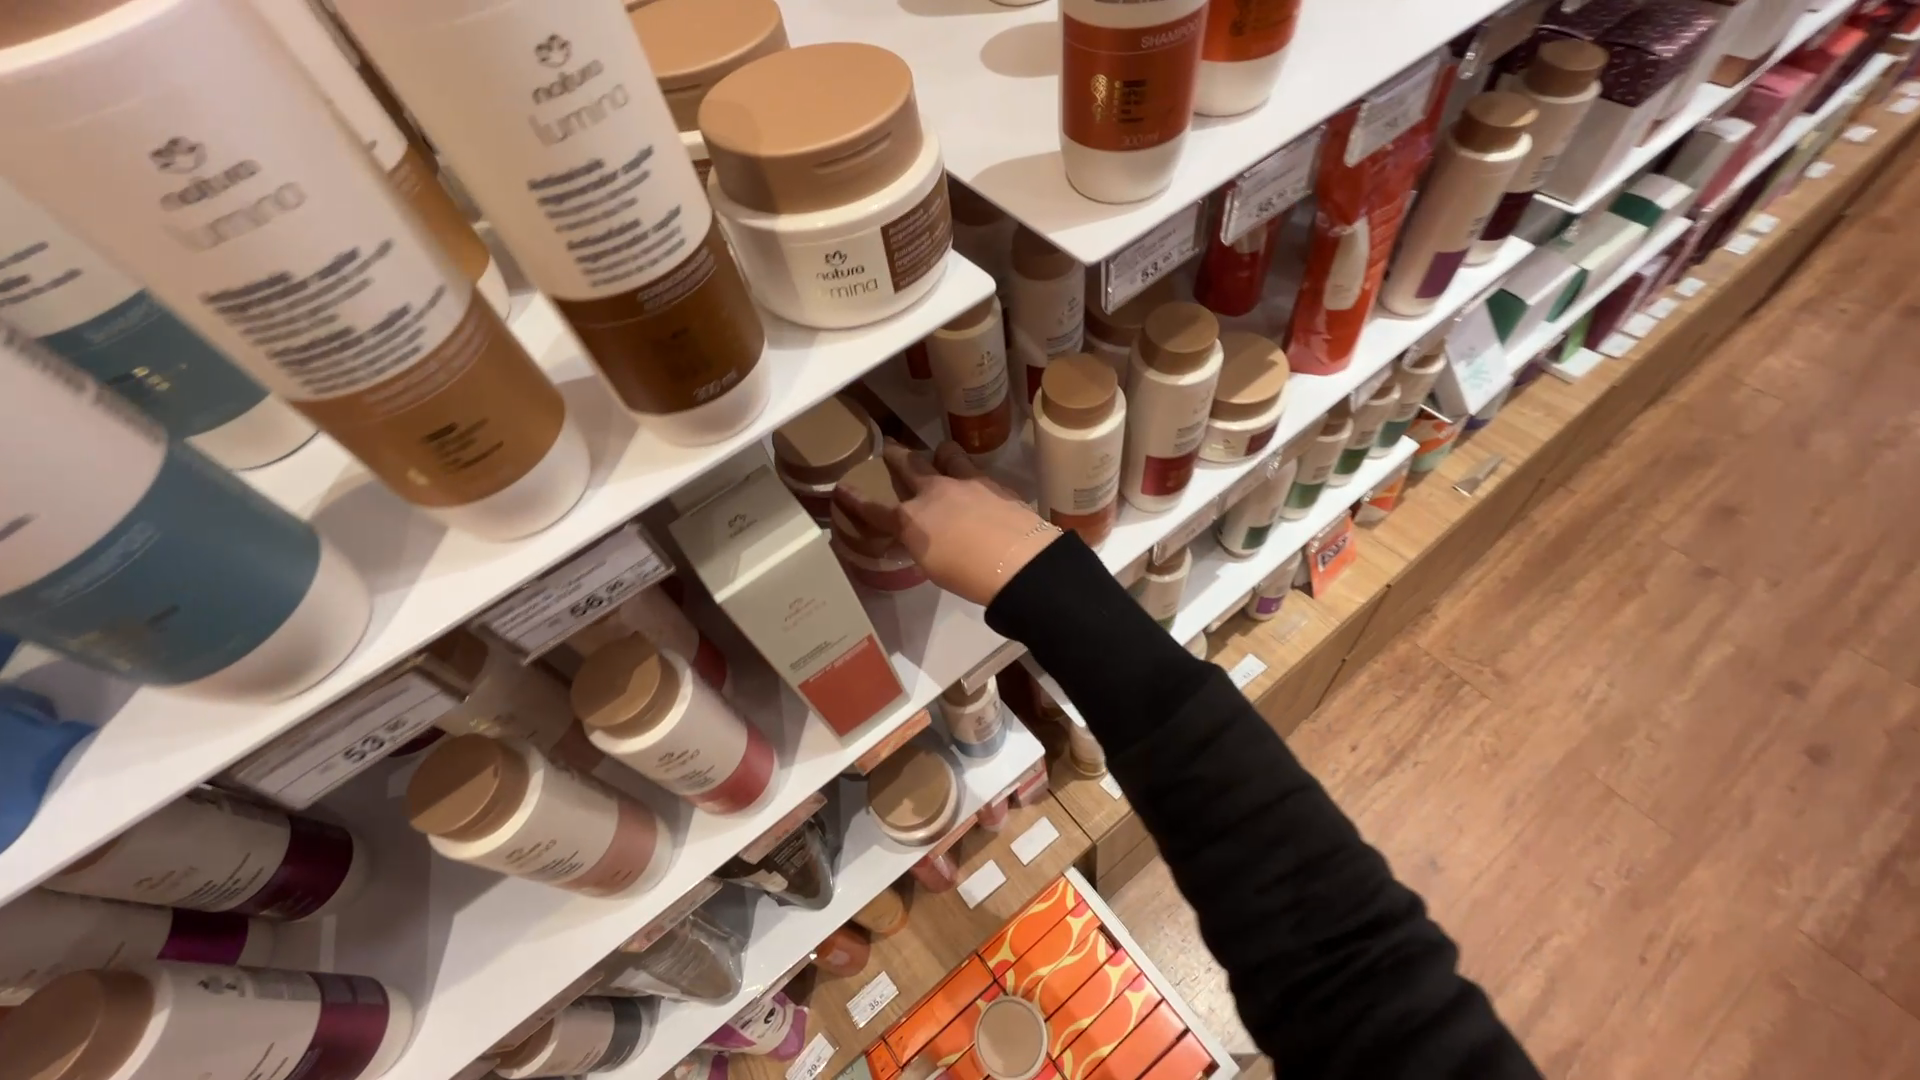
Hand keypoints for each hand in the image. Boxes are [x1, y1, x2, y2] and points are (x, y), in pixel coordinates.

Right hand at [833, 441, 1060, 606]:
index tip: (843, 488)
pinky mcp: (995, 484)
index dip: (857, 500)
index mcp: (912, 519)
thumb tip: (922, 538)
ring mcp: (967, 483)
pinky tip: (977, 482)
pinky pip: (976, 471)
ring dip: (941, 455)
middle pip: (909, 466)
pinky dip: (970, 473)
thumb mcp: (933, 567)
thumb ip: (922, 546)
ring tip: (942, 455)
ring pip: (948, 456)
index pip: (876, 509)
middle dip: (895, 456)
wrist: (1018, 561)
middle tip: (889, 446)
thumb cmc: (969, 575)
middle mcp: (935, 493)